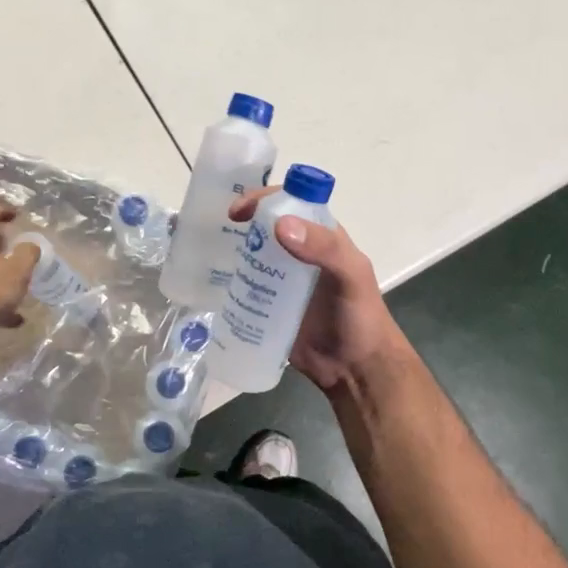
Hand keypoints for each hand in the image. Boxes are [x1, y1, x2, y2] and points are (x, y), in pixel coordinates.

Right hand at [228, 188, 408, 390]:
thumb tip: (280, 226)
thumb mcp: (351, 275)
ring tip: (207, 258)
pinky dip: (228, 284)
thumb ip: (325, 248)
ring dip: (230, 253)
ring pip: (251, 256)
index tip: (240, 210)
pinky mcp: (268, 306)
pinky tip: (209, 286)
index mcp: (321, 236)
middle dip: (240, 225)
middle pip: (264, 227)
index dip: (264, 199)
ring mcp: (281, 280)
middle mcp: (299, 253)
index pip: (290, 203)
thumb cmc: (361, 316)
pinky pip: (245, 288)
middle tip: (218, 234)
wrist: (355, 369)